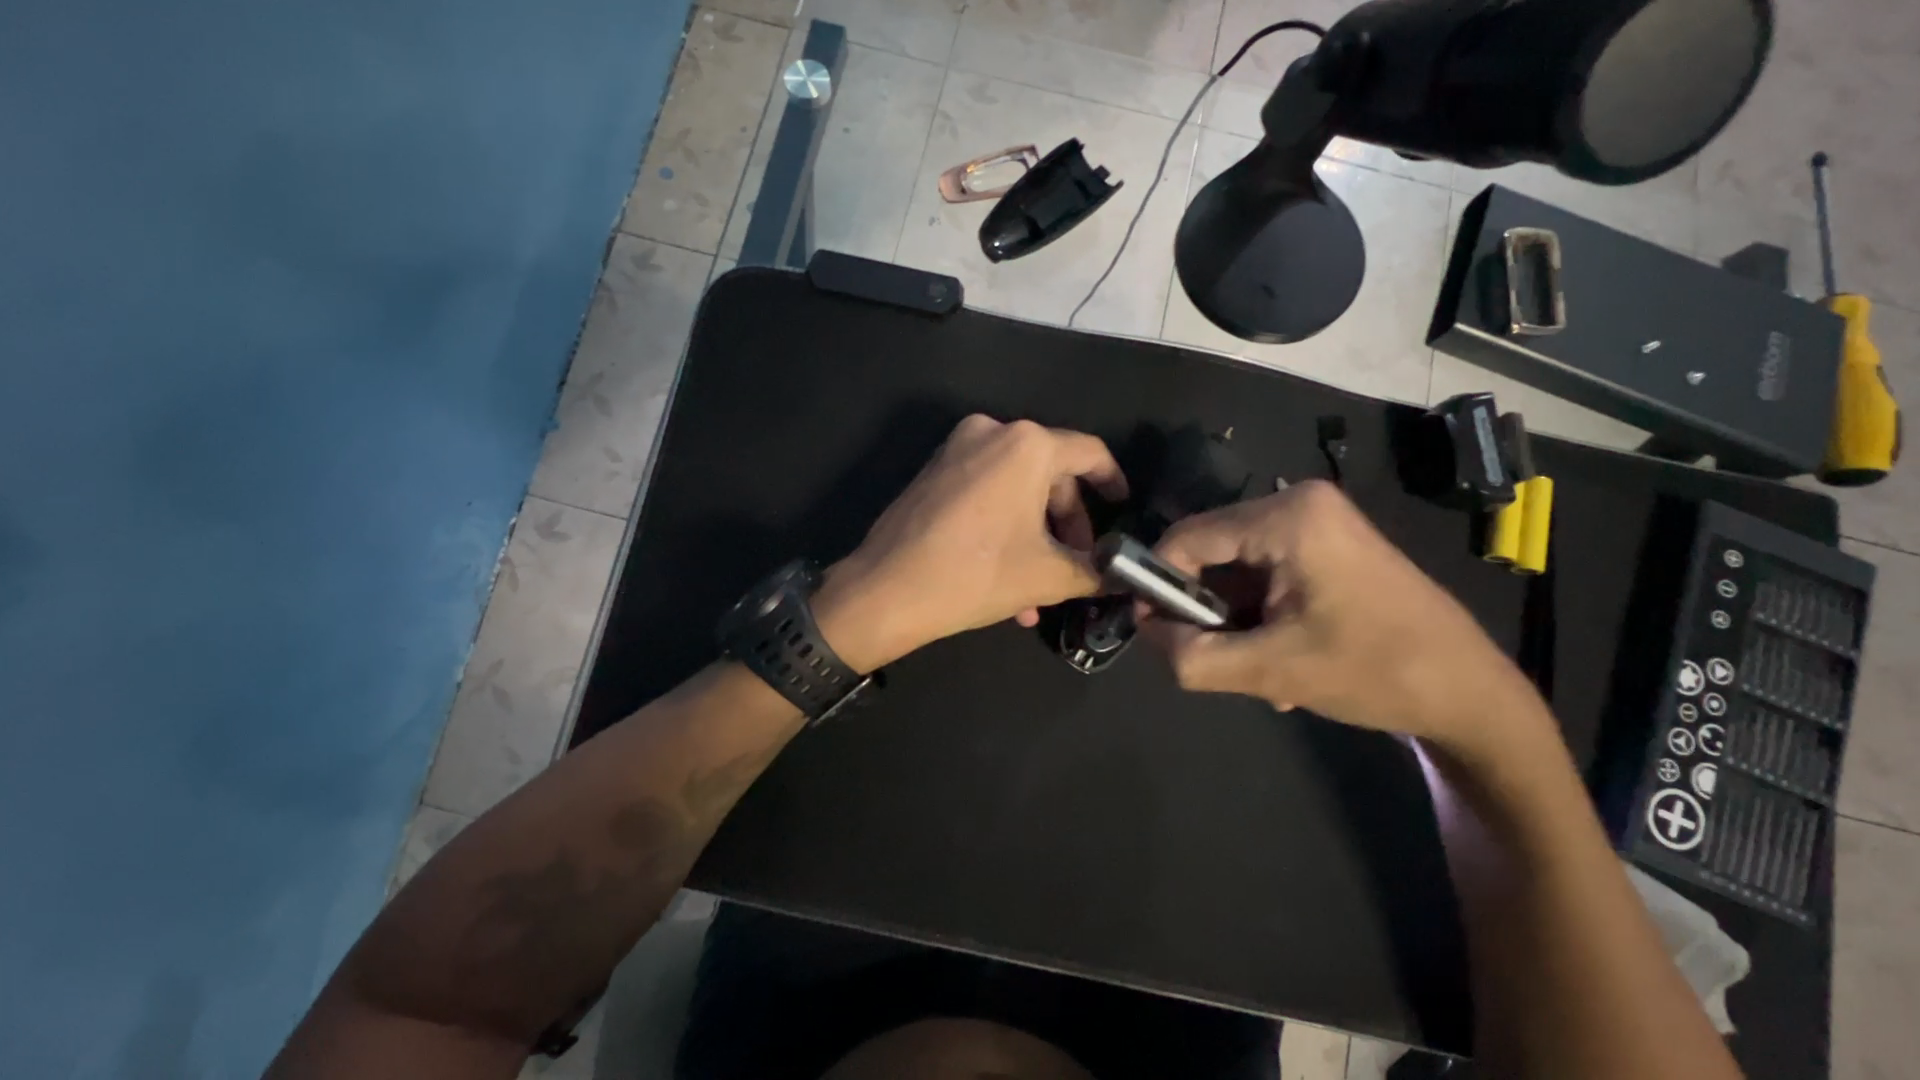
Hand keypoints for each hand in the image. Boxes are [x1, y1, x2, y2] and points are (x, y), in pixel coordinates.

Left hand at [814, 415, 1128, 670]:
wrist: (886, 591)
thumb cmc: (976, 574)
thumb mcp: (1047, 576)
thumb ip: (1094, 570)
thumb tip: (1118, 575)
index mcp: (1027, 445)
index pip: (1090, 453)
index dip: (1113, 482)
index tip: (1123, 508)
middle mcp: (993, 432)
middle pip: (1051, 475)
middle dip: (1068, 525)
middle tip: (1079, 566)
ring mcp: (957, 450)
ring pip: (1017, 490)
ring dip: (1036, 538)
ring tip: (1042, 593)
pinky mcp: (934, 472)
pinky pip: (987, 493)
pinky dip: (1005, 528)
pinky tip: (1010, 582)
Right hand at [1139, 481, 1536, 752]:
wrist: (1471, 693)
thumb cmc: (1375, 673)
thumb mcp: (1271, 670)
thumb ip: (1191, 654)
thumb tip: (1145, 631)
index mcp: (1288, 516)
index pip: (1185, 538)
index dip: (1159, 586)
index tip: (1157, 635)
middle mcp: (1300, 502)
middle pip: (1211, 553)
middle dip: (1210, 612)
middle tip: (1226, 663)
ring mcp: (1320, 521)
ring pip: (1238, 568)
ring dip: (1239, 622)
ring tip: (1266, 672)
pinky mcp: (1332, 543)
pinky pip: (1268, 572)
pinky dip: (1264, 615)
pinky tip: (1287, 659)